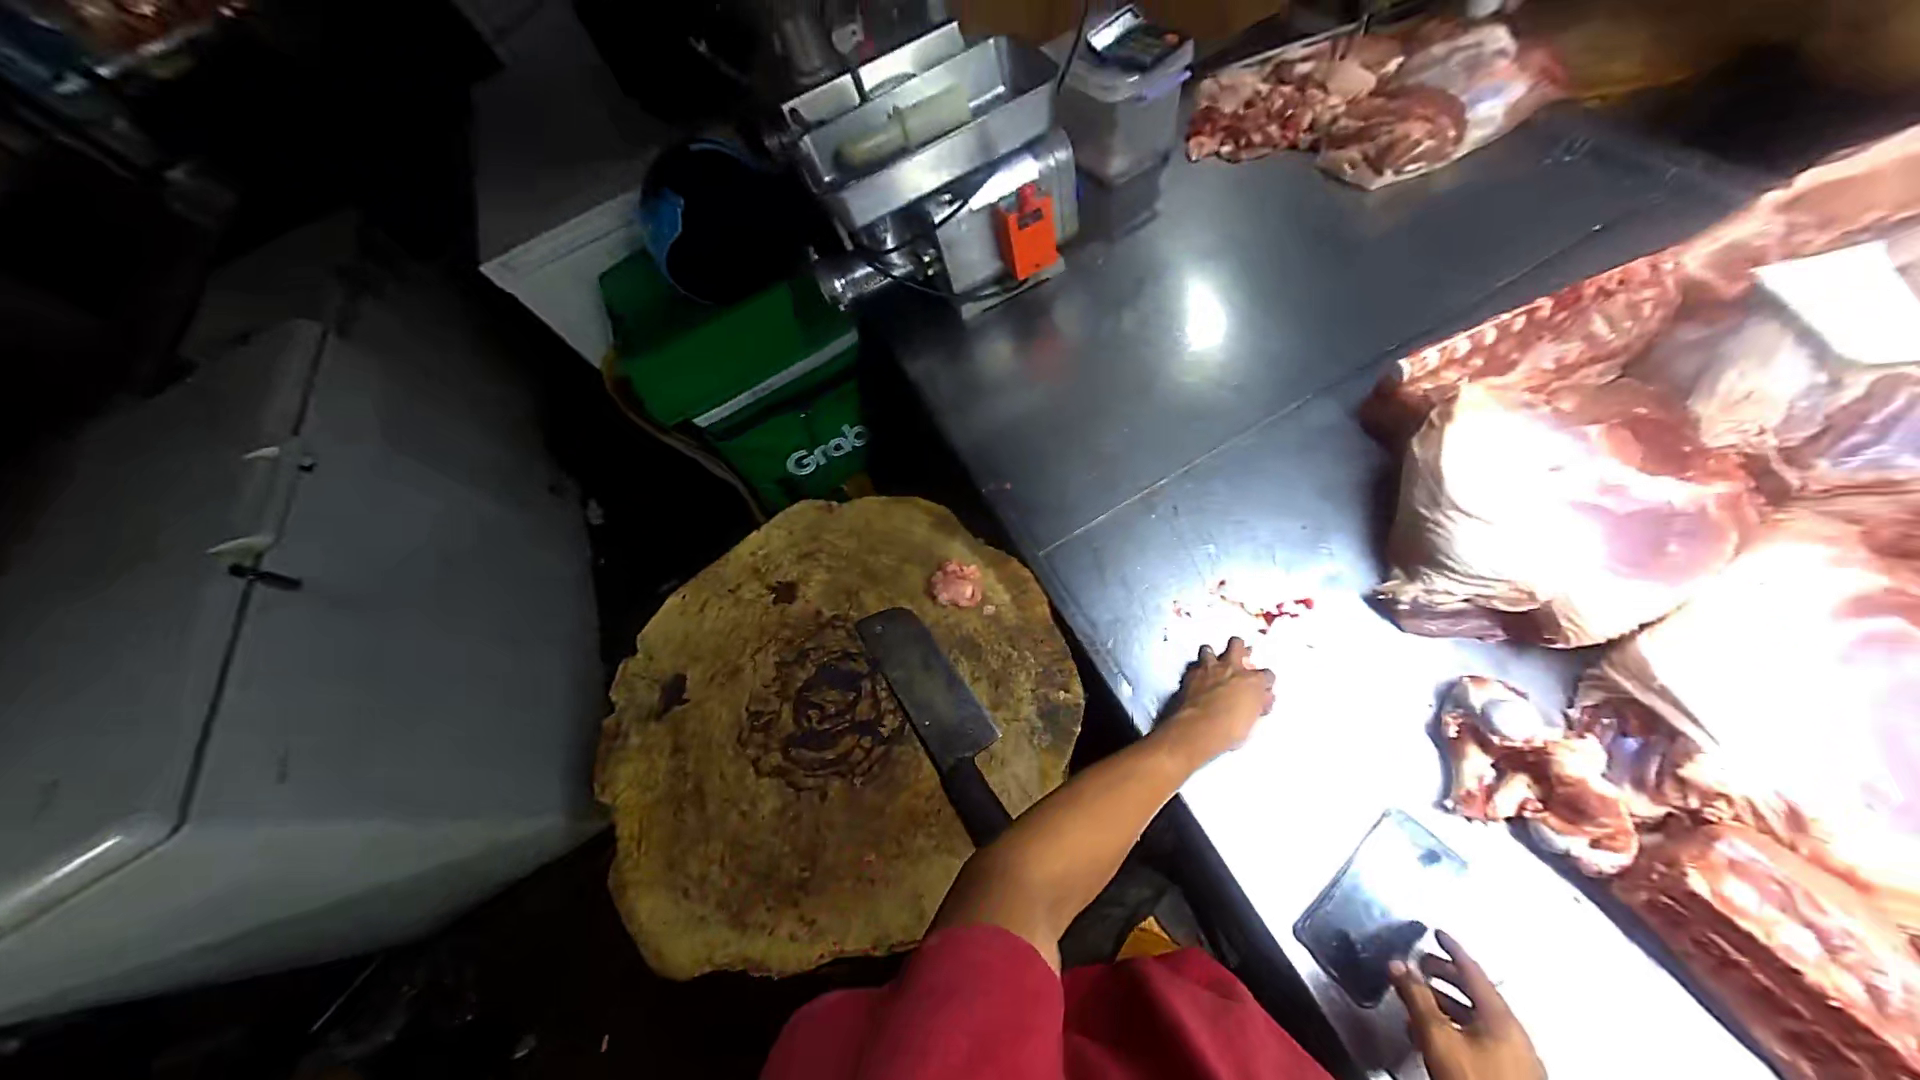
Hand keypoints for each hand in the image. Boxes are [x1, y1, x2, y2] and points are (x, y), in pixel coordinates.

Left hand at [1153, 637, 1275, 765]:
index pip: (1267, 675)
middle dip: (1238, 648)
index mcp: (1252, 681)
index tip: (1263, 687)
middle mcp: (1231, 668)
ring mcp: (1209, 668)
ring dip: (1210, 656)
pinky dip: (1196, 671)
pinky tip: (1196, 679)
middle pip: (1237, 645)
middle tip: (1237, 657)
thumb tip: (1264, 698)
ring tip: (1211, 666)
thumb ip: (1259, 704)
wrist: (1200, 727)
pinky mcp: (1191, 674)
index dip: (1265, 681)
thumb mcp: (1253, 719)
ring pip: (1209, 649)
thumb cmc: (1231, 729)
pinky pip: (1194, 666)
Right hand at [1391, 931, 1543, 1079]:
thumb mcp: (1437, 1036)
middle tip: (1419, 964)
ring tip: (1418, 998)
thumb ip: (1416, 997)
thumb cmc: (1471, 1078)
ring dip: (1445, 1002)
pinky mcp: (1509, 1073)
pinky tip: (1434, 1032)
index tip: (1435, 933)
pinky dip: (1455, 1023)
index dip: (1452, 949)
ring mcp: (1515, 1056)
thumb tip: (1397, 964)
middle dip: (1445, 975)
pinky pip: (1480, 1036)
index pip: (1473, 971)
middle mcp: (1513, 1033)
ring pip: (1476, 1016)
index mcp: (1501, 1018)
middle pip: (1476, 993)